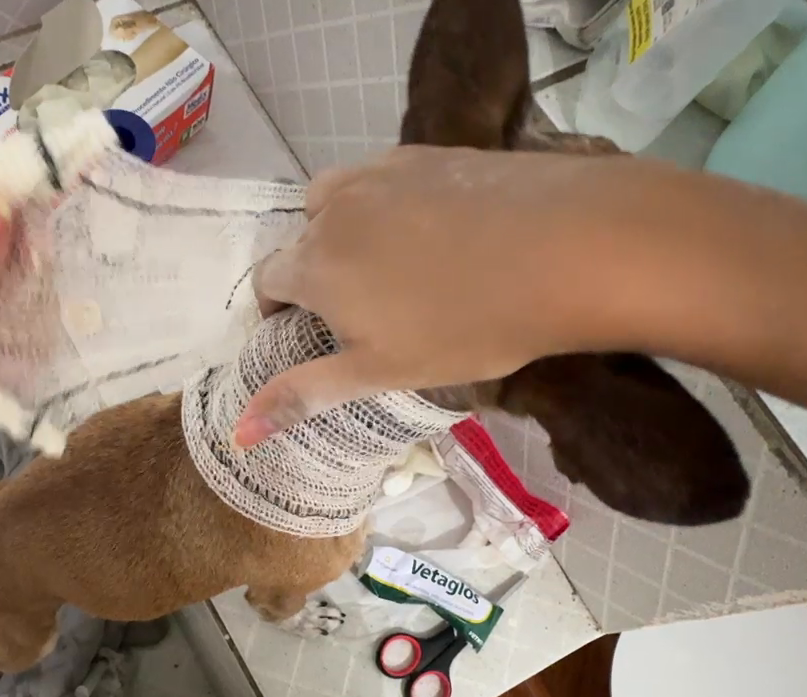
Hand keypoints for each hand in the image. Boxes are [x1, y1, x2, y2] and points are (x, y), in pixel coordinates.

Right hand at [236, 145, 670, 445]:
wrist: (569, 248)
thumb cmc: (464, 325)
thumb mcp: (376, 372)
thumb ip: (302, 395)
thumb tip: (238, 433)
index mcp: (314, 265)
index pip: (267, 280)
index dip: (277, 310)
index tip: (306, 332)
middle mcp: (333, 210)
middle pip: (300, 239)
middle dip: (311, 271)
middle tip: (355, 307)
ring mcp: (380, 173)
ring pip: (333, 199)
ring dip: (339, 229)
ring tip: (382, 263)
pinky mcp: (426, 153)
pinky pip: (379, 177)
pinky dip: (382, 203)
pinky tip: (426, 229)